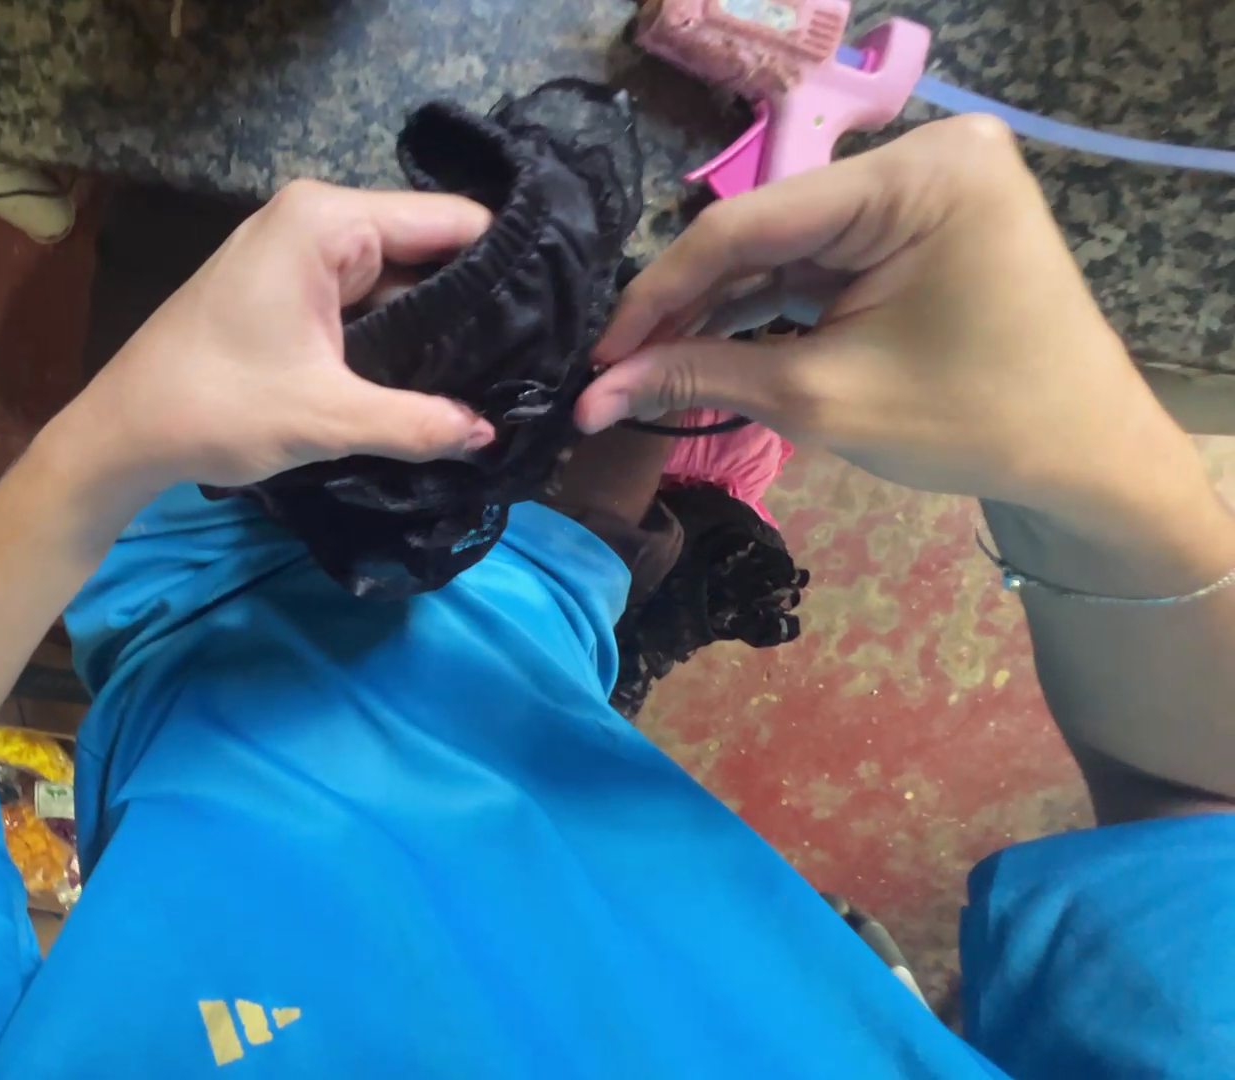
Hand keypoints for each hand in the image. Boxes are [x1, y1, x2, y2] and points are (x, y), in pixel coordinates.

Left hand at [61, 180, 496, 491]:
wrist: (125, 432)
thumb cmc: (215, 409)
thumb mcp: (325, 419)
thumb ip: (416, 423)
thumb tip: (489, 433)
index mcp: (327, 222)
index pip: (451, 223)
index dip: (504, 269)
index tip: (548, 319)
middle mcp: (315, 221)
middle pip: (424, 251)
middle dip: (470, 306)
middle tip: (527, 361)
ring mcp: (297, 255)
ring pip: (392, 283)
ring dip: (430, 329)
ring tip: (491, 375)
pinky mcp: (285, 291)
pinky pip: (358, 305)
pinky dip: (389, 339)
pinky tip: (426, 377)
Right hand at [575, 116, 1208, 537]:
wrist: (1078, 455)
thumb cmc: (965, 422)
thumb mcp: (811, 398)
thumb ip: (690, 380)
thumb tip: (586, 401)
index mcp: (914, 179)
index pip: (741, 228)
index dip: (654, 296)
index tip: (599, 359)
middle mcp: (908, 165)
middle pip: (749, 240)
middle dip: (676, 313)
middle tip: (612, 374)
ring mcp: (902, 198)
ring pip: (762, 259)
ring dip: (700, 319)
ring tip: (640, 372)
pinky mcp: (892, 234)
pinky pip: (791, 272)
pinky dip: (741, 319)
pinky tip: (692, 354)